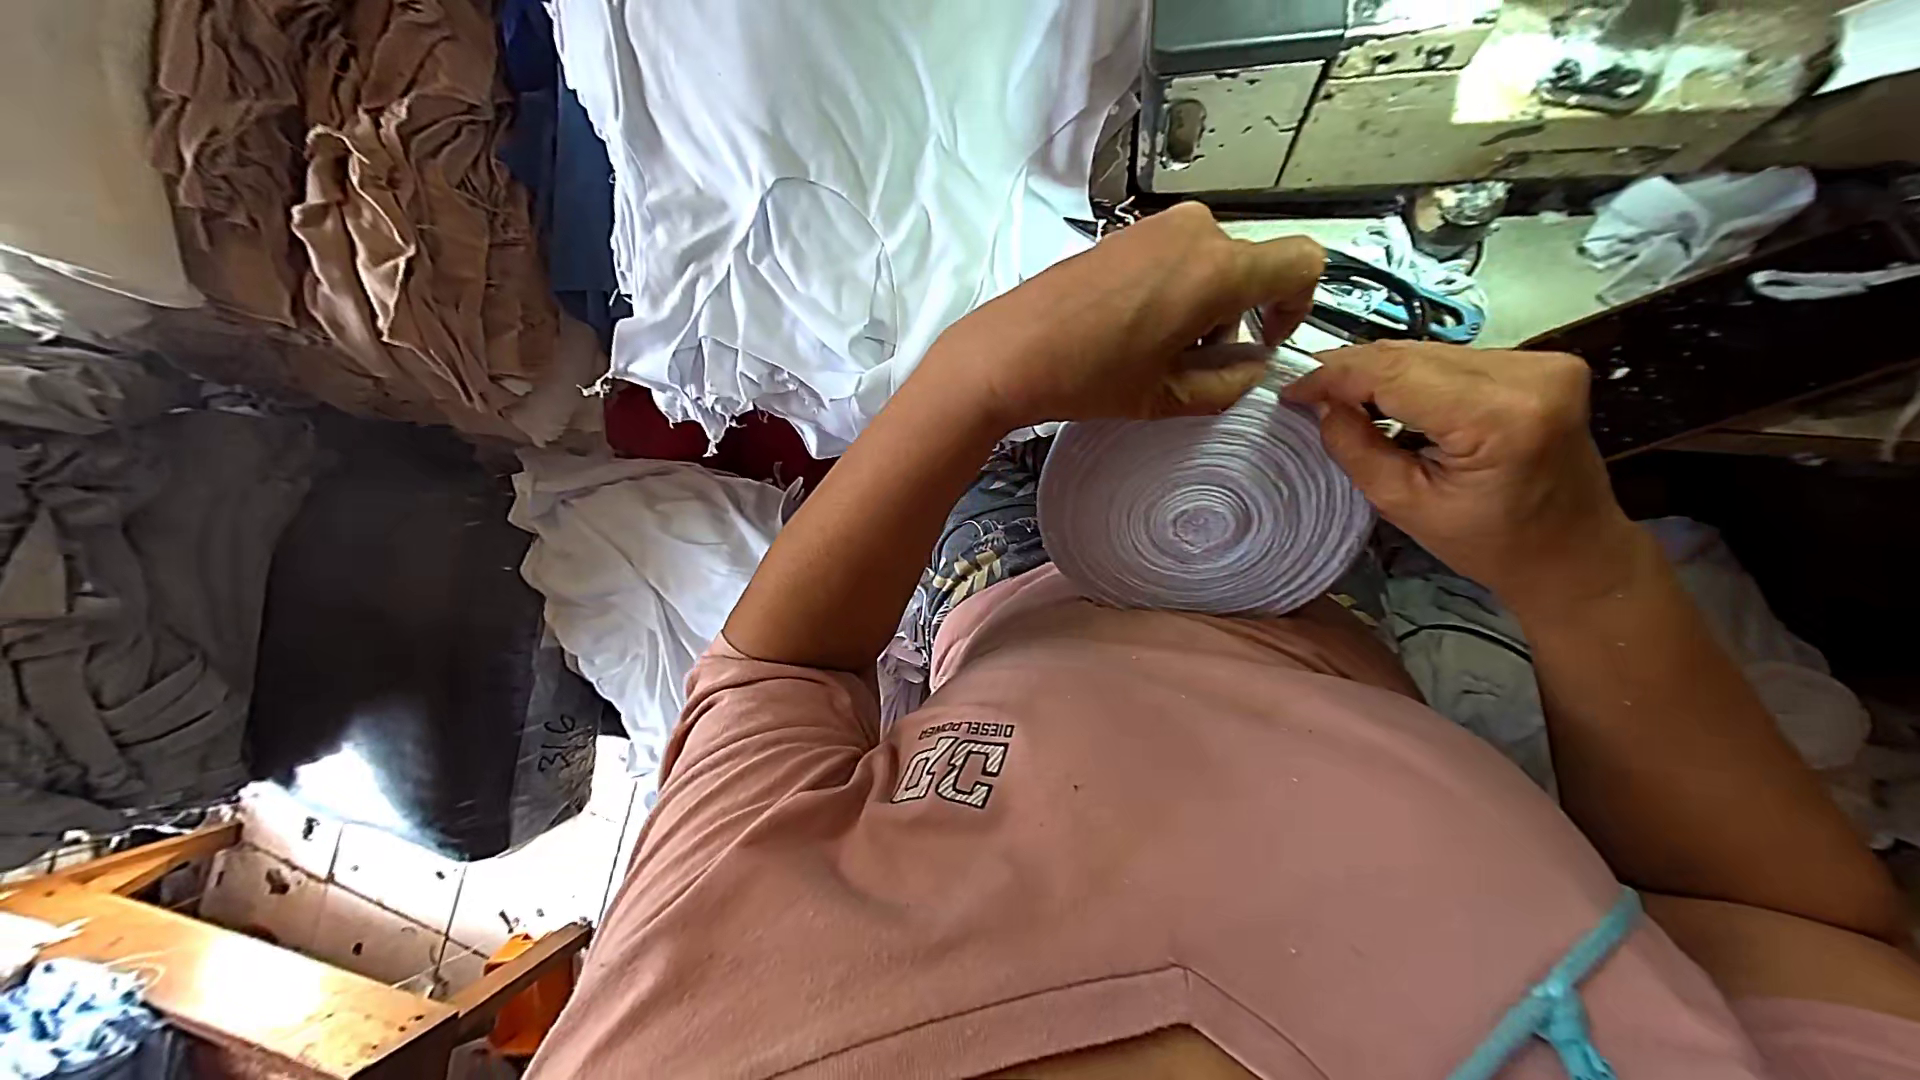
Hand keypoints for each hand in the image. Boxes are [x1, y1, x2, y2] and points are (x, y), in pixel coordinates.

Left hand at [916, 202, 1324, 428]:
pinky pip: (1174, 256)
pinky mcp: (1123, 232)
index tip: (1262, 343)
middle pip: (1249, 268)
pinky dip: (1172, 290)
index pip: (1303, 263)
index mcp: (1218, 268)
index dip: (1296, 306)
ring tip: (1152, 351)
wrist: (1006, 352)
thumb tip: (1252, 365)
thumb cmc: (1089, 378)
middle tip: (1190, 362)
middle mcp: (1196, 231)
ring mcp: (1155, 225)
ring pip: (1211, 263)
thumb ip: (1229, 383)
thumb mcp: (1167, 396)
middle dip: (1236, 317)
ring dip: (1202, 306)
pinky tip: (1128, 329)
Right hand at [1283, 341, 1639, 606]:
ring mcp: (1538, 362)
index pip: (1393, 372)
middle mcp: (1527, 373)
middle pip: (1409, 354)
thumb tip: (1321, 405)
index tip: (1290, 390)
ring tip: (1331, 394)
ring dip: (1373, 372)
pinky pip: (1447, 358)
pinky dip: (1403, 375)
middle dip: (1348, 370)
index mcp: (1499, 415)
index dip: (1333, 375)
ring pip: (1425, 351)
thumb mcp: (1403, 504)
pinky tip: (1377, 396)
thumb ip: (1356, 447)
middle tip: (1302, 391)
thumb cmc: (1489, 543)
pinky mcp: (1536, 363)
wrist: (1572, 550)